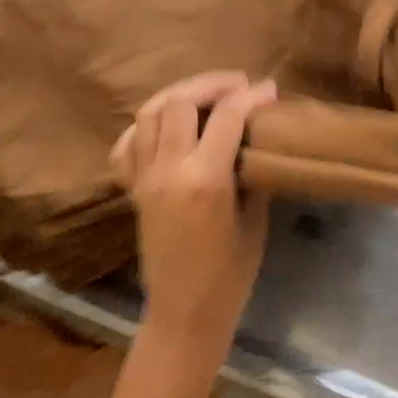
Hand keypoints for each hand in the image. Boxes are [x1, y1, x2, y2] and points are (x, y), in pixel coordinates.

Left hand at [110, 72, 278, 351]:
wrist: (185, 312)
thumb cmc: (231, 273)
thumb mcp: (254, 220)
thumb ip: (250, 174)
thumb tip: (254, 142)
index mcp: (205, 178)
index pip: (227, 116)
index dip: (251, 96)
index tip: (270, 90)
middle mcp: (168, 170)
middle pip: (180, 102)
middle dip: (212, 85)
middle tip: (239, 86)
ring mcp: (144, 179)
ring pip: (149, 115)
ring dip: (179, 96)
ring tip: (205, 97)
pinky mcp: (132, 191)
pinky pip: (127, 145)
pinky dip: (146, 127)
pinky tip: (166, 127)